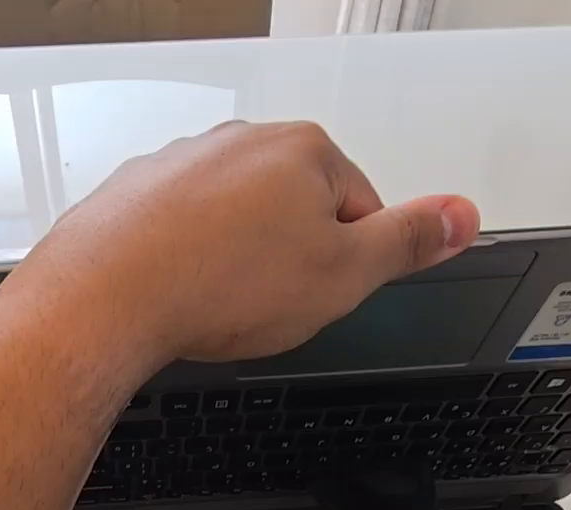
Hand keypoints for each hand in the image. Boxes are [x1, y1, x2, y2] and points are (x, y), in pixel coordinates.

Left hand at [0, 121, 479, 370]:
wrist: (110, 297)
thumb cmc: (218, 284)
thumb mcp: (340, 276)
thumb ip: (406, 244)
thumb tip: (460, 217)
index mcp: (304, 153)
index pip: (358, 205)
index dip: (346, 262)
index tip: (322, 292)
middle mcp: (241, 144)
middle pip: (291, 209)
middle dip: (287, 259)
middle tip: (268, 304)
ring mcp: (184, 164)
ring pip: (231, 221)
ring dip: (233, 260)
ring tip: (217, 302)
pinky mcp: (138, 195)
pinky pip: (178, 231)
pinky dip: (184, 260)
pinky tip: (178, 291)